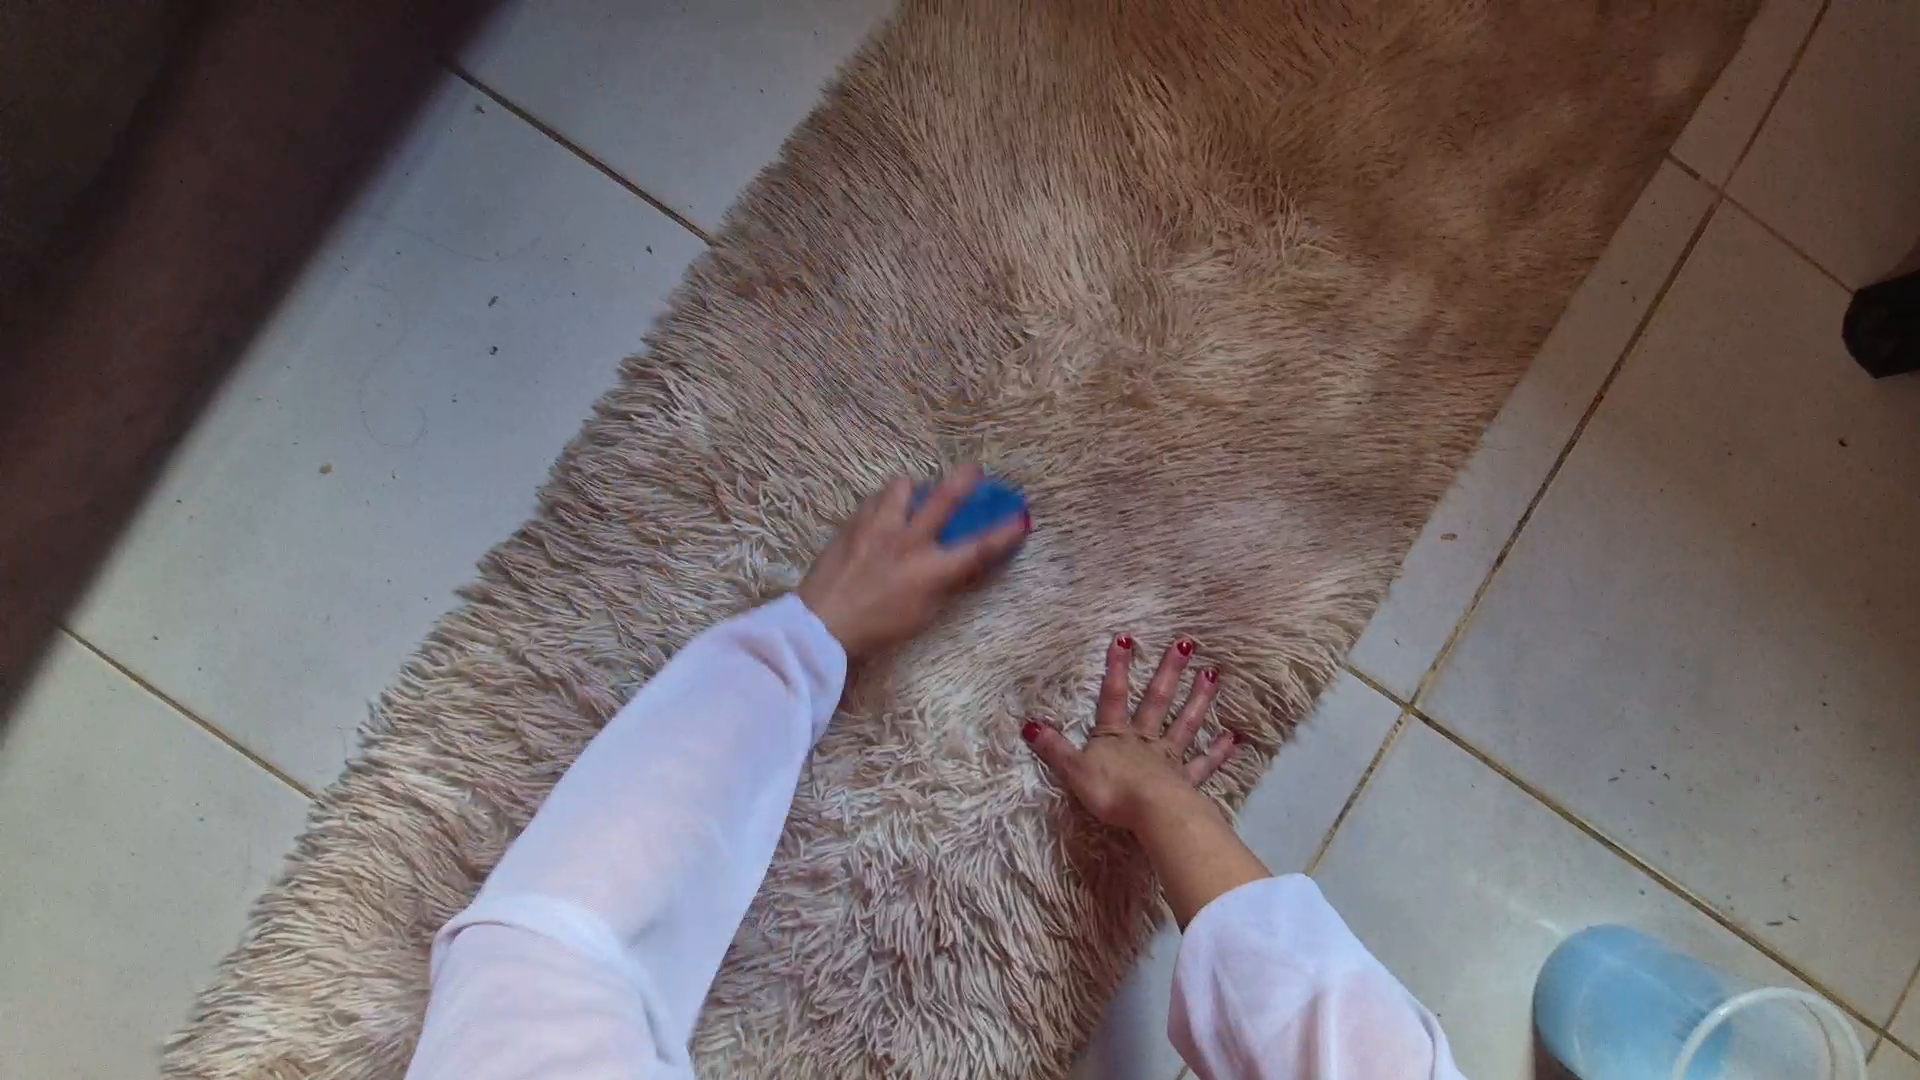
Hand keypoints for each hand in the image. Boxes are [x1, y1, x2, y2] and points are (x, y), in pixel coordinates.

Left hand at [797, 465, 1029, 657]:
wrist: (822, 624)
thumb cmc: (878, 629)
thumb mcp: (923, 614)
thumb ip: (946, 584)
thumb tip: (964, 564)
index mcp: (931, 571)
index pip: (979, 549)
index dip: (1005, 533)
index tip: (1022, 518)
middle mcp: (909, 542)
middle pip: (946, 498)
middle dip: (965, 479)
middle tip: (974, 468)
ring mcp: (878, 528)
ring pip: (901, 486)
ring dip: (912, 486)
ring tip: (910, 495)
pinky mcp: (853, 524)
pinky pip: (874, 500)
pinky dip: (883, 502)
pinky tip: (881, 513)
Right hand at [1023, 633, 1239, 833]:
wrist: (1153, 816)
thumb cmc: (1112, 793)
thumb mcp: (1074, 771)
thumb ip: (1054, 748)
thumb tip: (1029, 725)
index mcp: (1116, 737)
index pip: (1114, 696)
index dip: (1117, 668)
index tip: (1126, 638)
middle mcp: (1145, 741)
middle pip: (1158, 701)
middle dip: (1170, 672)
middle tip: (1186, 644)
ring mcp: (1169, 760)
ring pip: (1185, 724)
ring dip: (1199, 699)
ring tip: (1213, 674)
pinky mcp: (1187, 783)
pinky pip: (1204, 764)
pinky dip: (1219, 751)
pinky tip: (1234, 737)